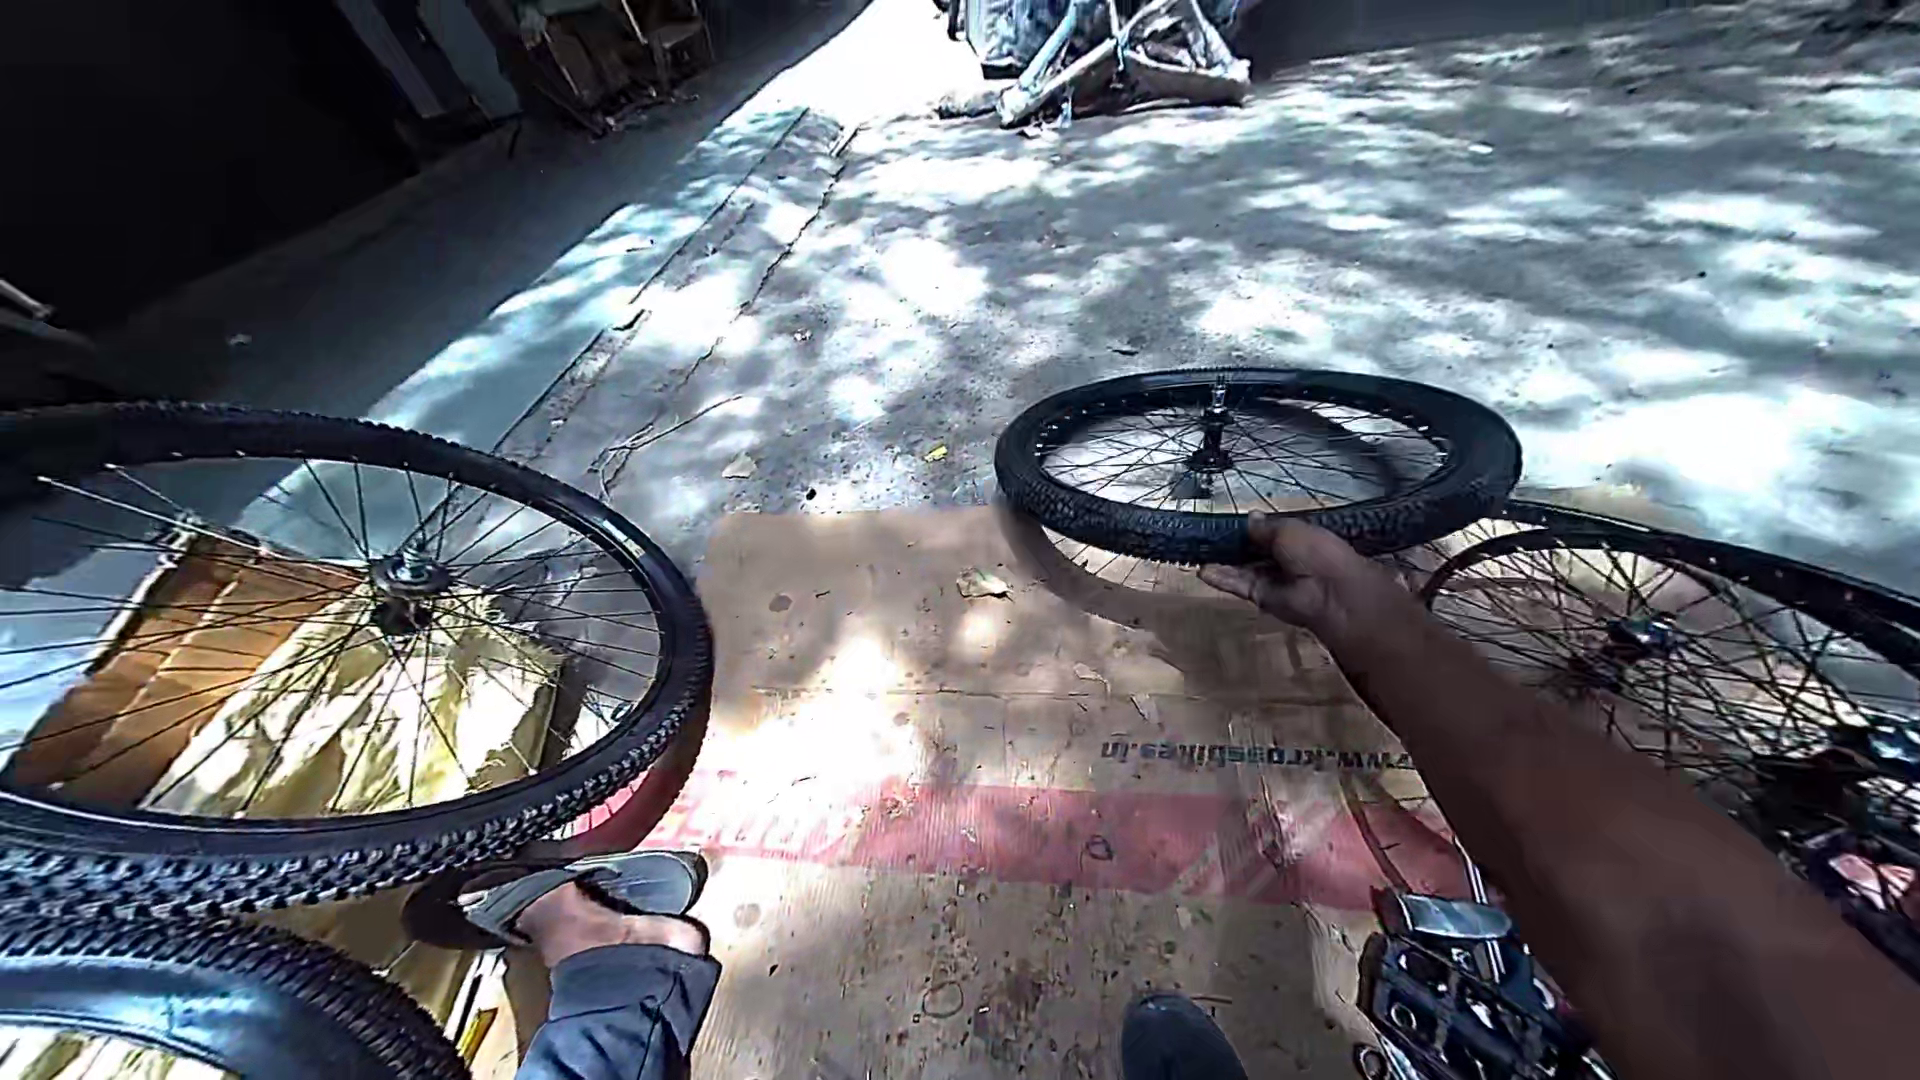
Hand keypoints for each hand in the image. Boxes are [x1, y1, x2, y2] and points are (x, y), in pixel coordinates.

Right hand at [1197, 513, 1384, 635]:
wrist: (1330, 592)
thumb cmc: (1314, 552)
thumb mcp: (1288, 529)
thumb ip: (1264, 527)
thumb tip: (1249, 517)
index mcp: (1293, 540)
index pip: (1263, 534)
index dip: (1244, 530)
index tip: (1221, 524)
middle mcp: (1279, 559)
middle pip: (1248, 552)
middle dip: (1228, 545)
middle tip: (1203, 538)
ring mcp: (1269, 579)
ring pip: (1239, 569)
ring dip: (1220, 562)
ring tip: (1197, 553)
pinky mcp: (1259, 596)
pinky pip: (1238, 585)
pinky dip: (1220, 578)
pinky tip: (1203, 571)